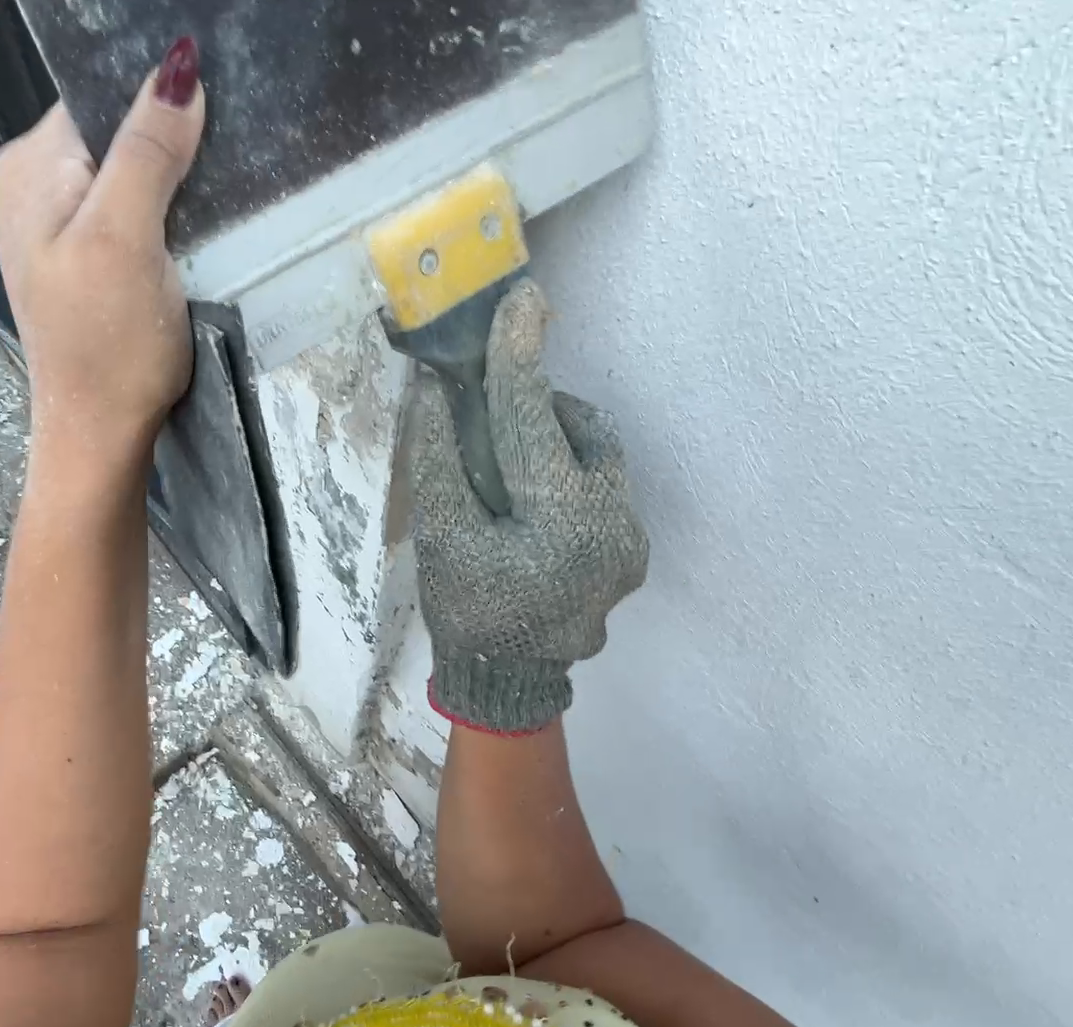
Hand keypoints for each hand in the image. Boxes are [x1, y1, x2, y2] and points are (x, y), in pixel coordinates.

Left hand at [0, 38, 205, 473]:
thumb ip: (145, 151)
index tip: (209, 132)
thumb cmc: (109, 342)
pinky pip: (131, 218)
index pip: (98, 99)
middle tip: (216, 180)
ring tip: (208, 212)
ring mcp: (57, 231)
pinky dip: (164, 221)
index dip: (154, 107)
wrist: (101, 433)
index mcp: (29, 169)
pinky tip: (187, 242)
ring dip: (173, 188)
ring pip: (128, 179)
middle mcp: (33, 190)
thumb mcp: (125, 239)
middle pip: (114, 137)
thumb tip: (177, 65)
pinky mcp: (85, 265)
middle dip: (167, 149)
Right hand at [412, 279, 648, 733]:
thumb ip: (439, 462)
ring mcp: (633, 541)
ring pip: (599, 457)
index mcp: (563, 523)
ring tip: (512, 456)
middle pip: (581, 432)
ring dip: (556, 441)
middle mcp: (615, 525)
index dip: (518, 360)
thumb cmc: (467, 610)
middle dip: (539, 406)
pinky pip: (603, 487)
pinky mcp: (635, 550)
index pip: (533, 424)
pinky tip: (536, 495)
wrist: (508, 678)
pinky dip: (568, 475)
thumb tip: (437, 392)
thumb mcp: (441, 537)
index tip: (519, 302)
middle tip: (499, 400)